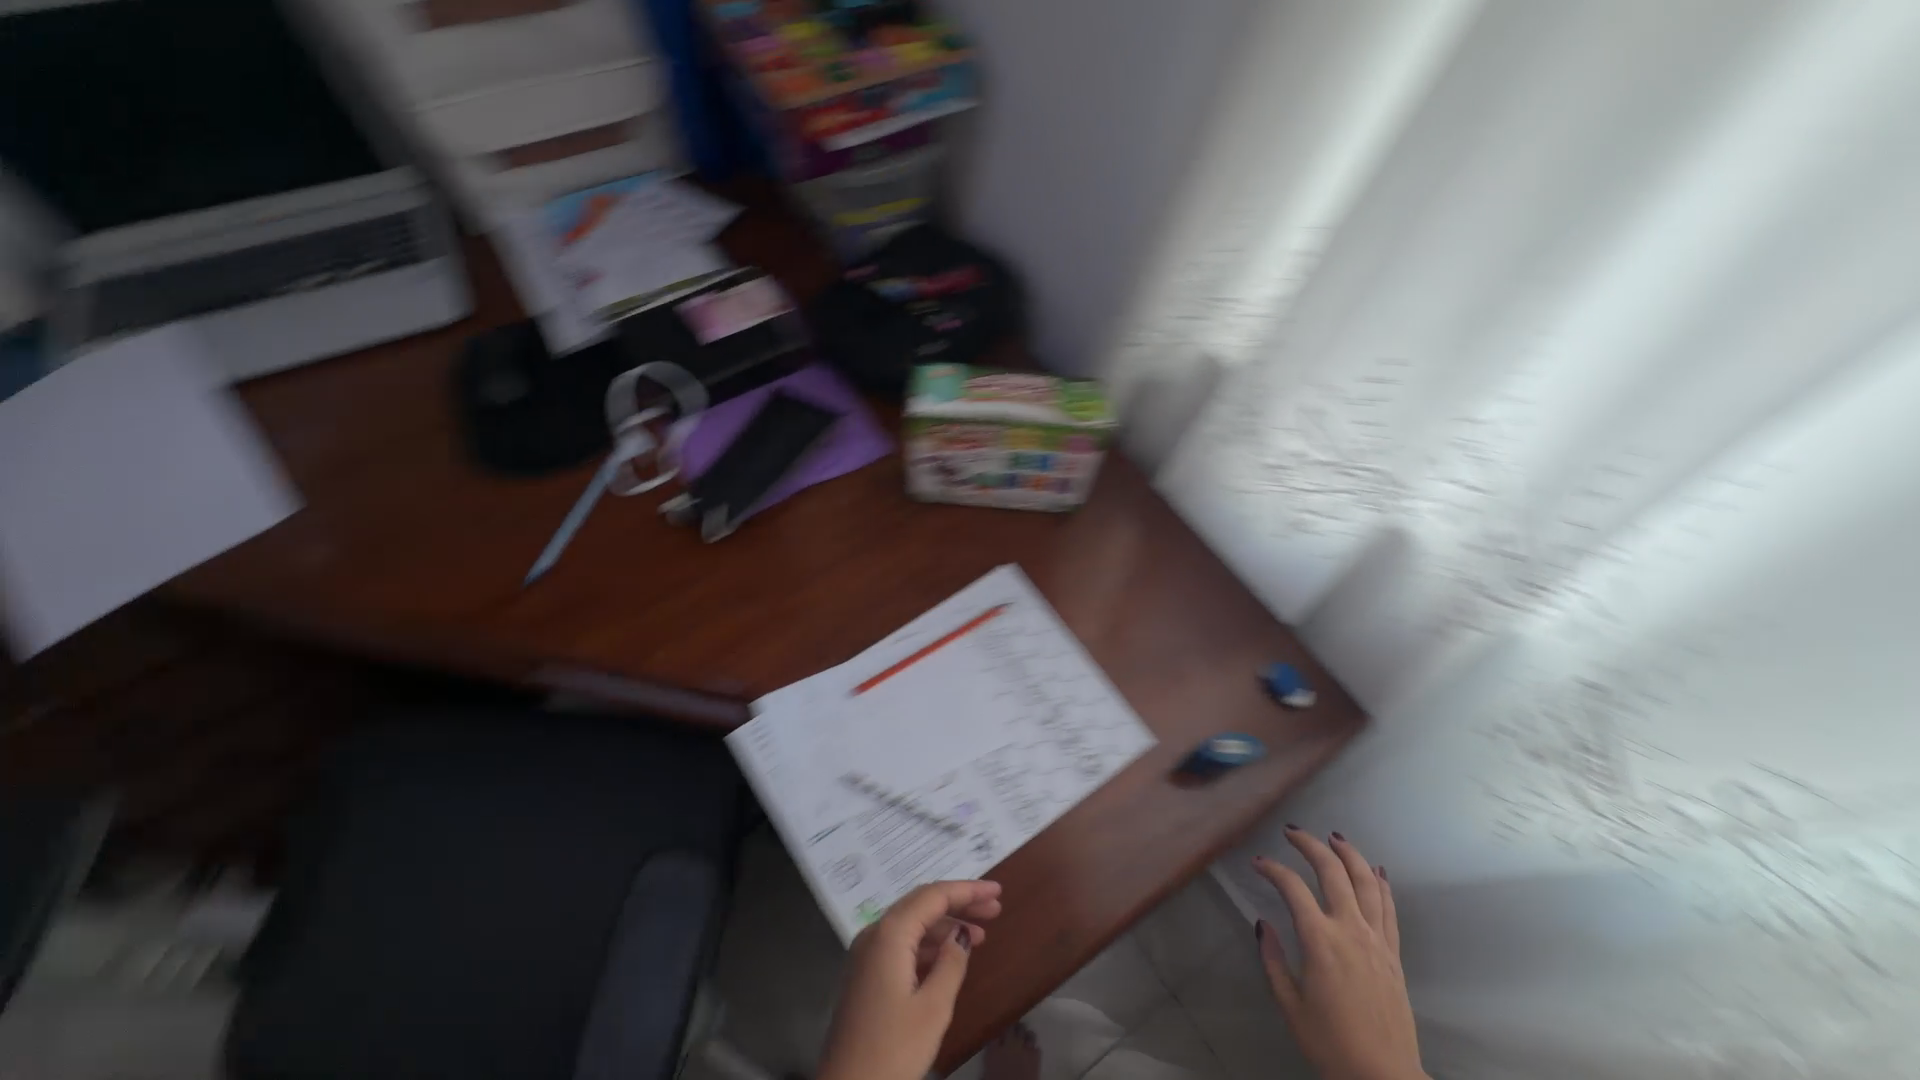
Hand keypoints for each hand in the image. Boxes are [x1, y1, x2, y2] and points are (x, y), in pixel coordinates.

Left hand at [817, 880, 1003, 1079]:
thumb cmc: (893, 1048)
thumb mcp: (933, 1007)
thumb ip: (951, 963)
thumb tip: (960, 934)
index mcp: (889, 935)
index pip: (933, 896)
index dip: (967, 890)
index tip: (997, 890)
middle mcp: (873, 935)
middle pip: (920, 905)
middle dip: (958, 903)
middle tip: (994, 909)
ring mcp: (865, 955)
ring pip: (910, 924)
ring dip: (944, 925)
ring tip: (979, 936)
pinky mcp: (865, 975)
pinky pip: (900, 945)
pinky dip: (927, 944)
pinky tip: (948, 957)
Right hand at [1252, 829, 1426, 1079]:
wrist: (1383, 1075)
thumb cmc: (1329, 1043)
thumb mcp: (1289, 1004)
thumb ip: (1272, 959)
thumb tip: (1262, 925)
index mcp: (1320, 941)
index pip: (1292, 888)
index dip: (1272, 869)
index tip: (1257, 862)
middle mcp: (1351, 931)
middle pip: (1333, 872)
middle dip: (1311, 845)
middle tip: (1293, 832)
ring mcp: (1377, 940)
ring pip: (1367, 883)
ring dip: (1349, 855)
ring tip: (1334, 838)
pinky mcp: (1394, 954)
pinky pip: (1389, 908)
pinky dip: (1381, 884)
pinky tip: (1375, 871)